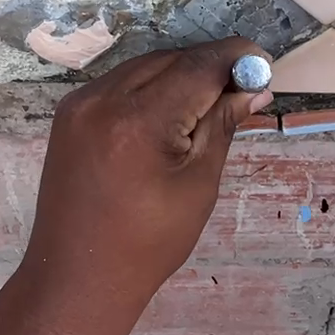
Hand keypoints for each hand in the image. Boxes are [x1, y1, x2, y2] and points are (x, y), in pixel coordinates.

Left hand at [26, 38, 273, 305]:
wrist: (76, 277)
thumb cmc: (147, 244)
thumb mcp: (198, 186)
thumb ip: (222, 126)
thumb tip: (254, 88)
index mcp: (138, 122)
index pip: (196, 67)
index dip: (234, 57)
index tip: (263, 59)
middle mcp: (104, 99)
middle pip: (171, 60)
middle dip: (210, 65)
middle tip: (243, 83)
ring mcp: (81, 101)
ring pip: (145, 65)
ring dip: (181, 71)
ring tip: (211, 95)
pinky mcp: (70, 109)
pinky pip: (121, 80)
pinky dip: (151, 83)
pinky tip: (171, 105)